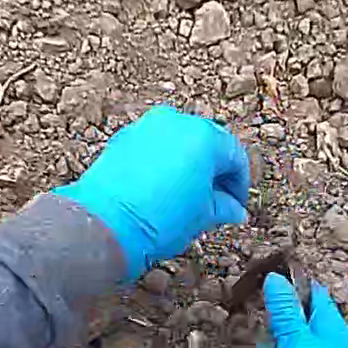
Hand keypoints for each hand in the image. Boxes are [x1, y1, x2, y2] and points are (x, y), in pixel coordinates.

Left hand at [55, 105, 250, 281]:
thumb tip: (233, 210)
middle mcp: (176, 122)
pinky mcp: (124, 138)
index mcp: (204, 137)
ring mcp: (147, 126)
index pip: (234, 155)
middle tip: (215, 203)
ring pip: (179, 143)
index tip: (236, 205)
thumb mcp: (202, 217)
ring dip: (188, 167)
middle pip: (207, 144)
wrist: (107, 225)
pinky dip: (163, 165)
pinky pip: (154, 148)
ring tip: (186, 199)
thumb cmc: (158, 221)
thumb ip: (223, 208)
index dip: (240, 184)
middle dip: (214, 173)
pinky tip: (161, 192)